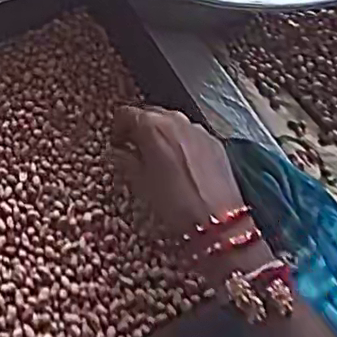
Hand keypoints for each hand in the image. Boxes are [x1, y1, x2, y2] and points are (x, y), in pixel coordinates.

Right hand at [112, 105, 247, 239]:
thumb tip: (117, 153)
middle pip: (149, 114)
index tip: (117, 144)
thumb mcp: (140, 184)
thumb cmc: (175, 205)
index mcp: (151, 126)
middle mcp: (175, 120)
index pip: (125, 114)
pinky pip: (190, 134)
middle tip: (135, 151)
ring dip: (161, 134)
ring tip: (159, 159)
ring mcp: (197, 129)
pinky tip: (181, 165)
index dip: (117, 128)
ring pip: (171, 122)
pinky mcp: (214, 141)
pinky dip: (181, 142)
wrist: (219, 223)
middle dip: (139, 129)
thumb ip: (125, 160)